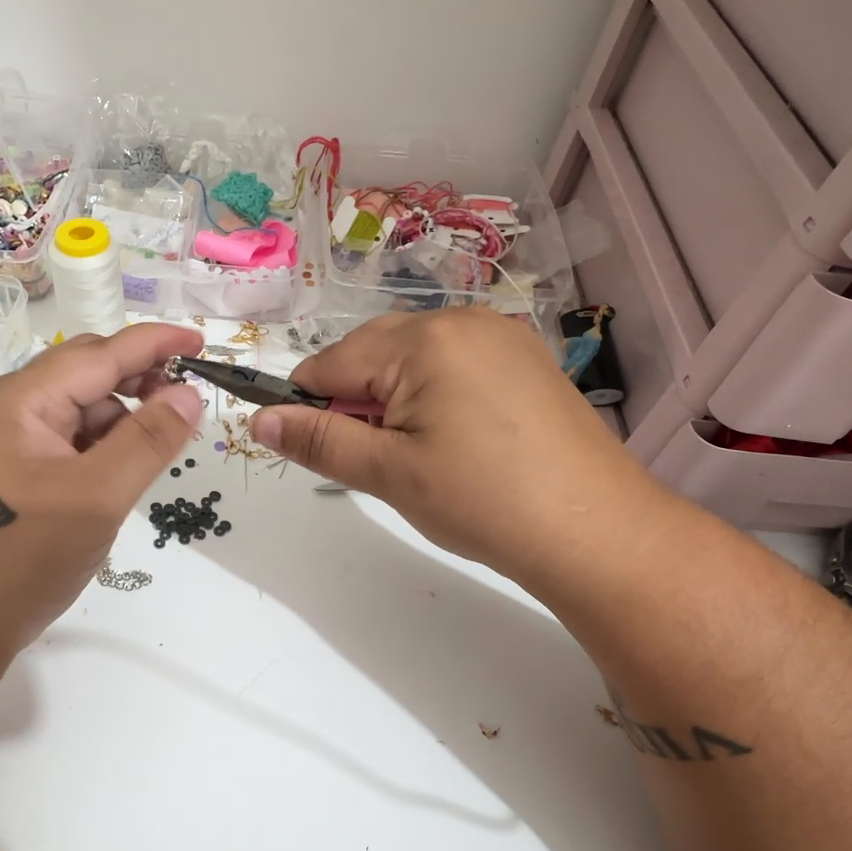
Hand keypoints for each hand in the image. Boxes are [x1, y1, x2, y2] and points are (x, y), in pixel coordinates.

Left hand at [0, 324, 203, 650]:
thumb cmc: (24, 558)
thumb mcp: (97, 497)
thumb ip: (147, 442)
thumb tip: (189, 394)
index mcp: (20, 400)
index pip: (99, 353)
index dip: (154, 344)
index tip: (201, 340)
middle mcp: (8, 409)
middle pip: (85, 373)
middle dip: (139, 378)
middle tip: (188, 399)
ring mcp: (6, 441)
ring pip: (78, 409)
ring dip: (122, 416)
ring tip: (161, 442)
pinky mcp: (11, 472)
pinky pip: (66, 440)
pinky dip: (101, 444)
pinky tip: (124, 467)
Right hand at [249, 308, 662, 576]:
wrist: (594, 530)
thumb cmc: (482, 501)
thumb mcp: (389, 473)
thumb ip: (319, 440)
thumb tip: (257, 420)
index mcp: (424, 340)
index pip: (331, 362)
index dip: (309, 406)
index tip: (314, 450)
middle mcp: (464, 321)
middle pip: (374, 353)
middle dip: (357, 403)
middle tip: (377, 462)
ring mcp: (502, 338)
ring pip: (416, 360)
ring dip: (396, 401)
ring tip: (419, 458)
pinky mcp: (527, 362)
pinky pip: (456, 366)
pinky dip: (437, 397)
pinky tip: (456, 444)